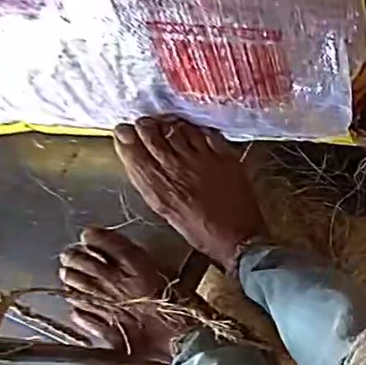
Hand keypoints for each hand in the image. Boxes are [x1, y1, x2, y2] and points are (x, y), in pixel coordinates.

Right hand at [112, 116, 264, 269]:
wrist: (239, 239)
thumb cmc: (202, 232)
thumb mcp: (167, 211)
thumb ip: (150, 184)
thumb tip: (136, 157)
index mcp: (159, 186)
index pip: (132, 148)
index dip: (126, 136)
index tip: (126, 132)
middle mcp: (177, 168)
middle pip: (151, 133)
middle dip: (145, 126)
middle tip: (147, 127)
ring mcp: (202, 159)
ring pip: (176, 128)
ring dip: (168, 125)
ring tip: (168, 129)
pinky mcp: (225, 157)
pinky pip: (204, 132)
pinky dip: (194, 130)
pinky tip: (193, 135)